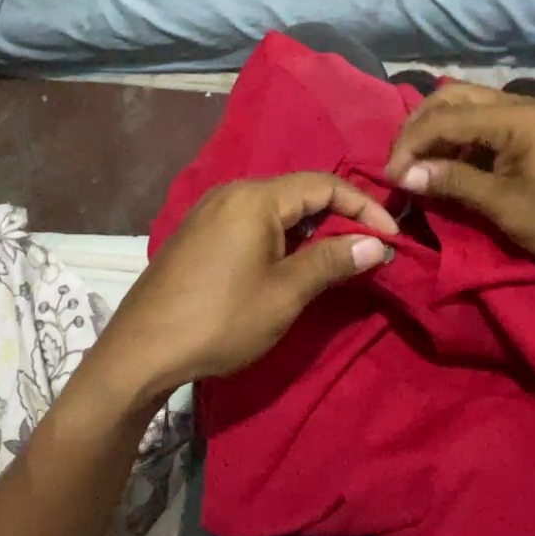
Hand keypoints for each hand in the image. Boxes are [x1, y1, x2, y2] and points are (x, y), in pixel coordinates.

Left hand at [95, 173, 397, 400]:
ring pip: (275, 208)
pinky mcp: (198, 232)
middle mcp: (231, 192)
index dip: (364, 207)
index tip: (392, 237)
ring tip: (335, 259)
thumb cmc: (220, 320)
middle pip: (298, 192)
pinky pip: (251, 221)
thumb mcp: (284, 293)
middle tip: (368, 250)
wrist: (142, 350)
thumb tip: (377, 244)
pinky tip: (289, 264)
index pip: (323, 185)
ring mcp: (210, 211)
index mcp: (255, 198)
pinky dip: (280, 236)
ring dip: (309, 229)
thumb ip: (331, 261)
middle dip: (338, 217)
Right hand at [385, 83, 534, 277]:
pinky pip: (487, 121)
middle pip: (452, 98)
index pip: (444, 118)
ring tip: (419, 164)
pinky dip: (461, 138)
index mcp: (515, 117)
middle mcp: (522, 104)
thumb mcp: (506, 206)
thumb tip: (405, 174)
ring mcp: (533, 115)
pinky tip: (451, 164)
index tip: (390, 178)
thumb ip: (454, 183)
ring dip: (438, 130)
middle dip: (419, 126)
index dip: (410, 145)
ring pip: (468, 106)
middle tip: (399, 162)